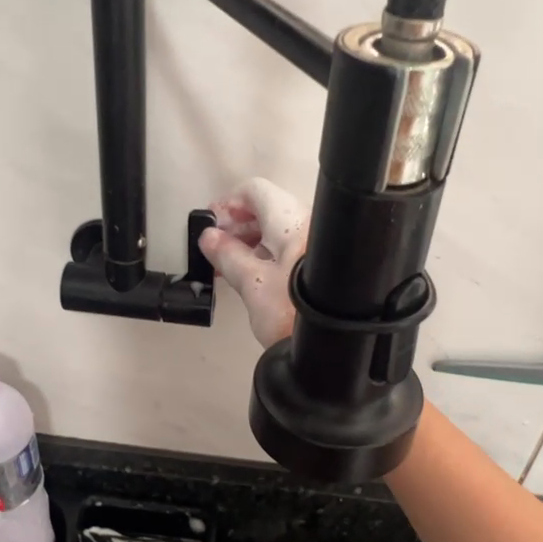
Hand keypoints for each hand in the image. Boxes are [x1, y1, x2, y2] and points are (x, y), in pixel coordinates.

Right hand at [197, 177, 308, 347]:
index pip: (256, 191)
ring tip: (227, 265)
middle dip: (237, 225)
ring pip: (278, 232)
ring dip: (251, 242)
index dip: (228, 203)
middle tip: (214, 245)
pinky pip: (289, 250)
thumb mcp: (251, 285)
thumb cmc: (295, 316)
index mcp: (294, 222)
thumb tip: (210, 238)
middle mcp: (310, 227)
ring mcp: (318, 247)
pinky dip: (267, 256)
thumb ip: (228, 256)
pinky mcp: (320, 270)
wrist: (332, 350)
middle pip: (267, 210)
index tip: (211, 221)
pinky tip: (250, 275)